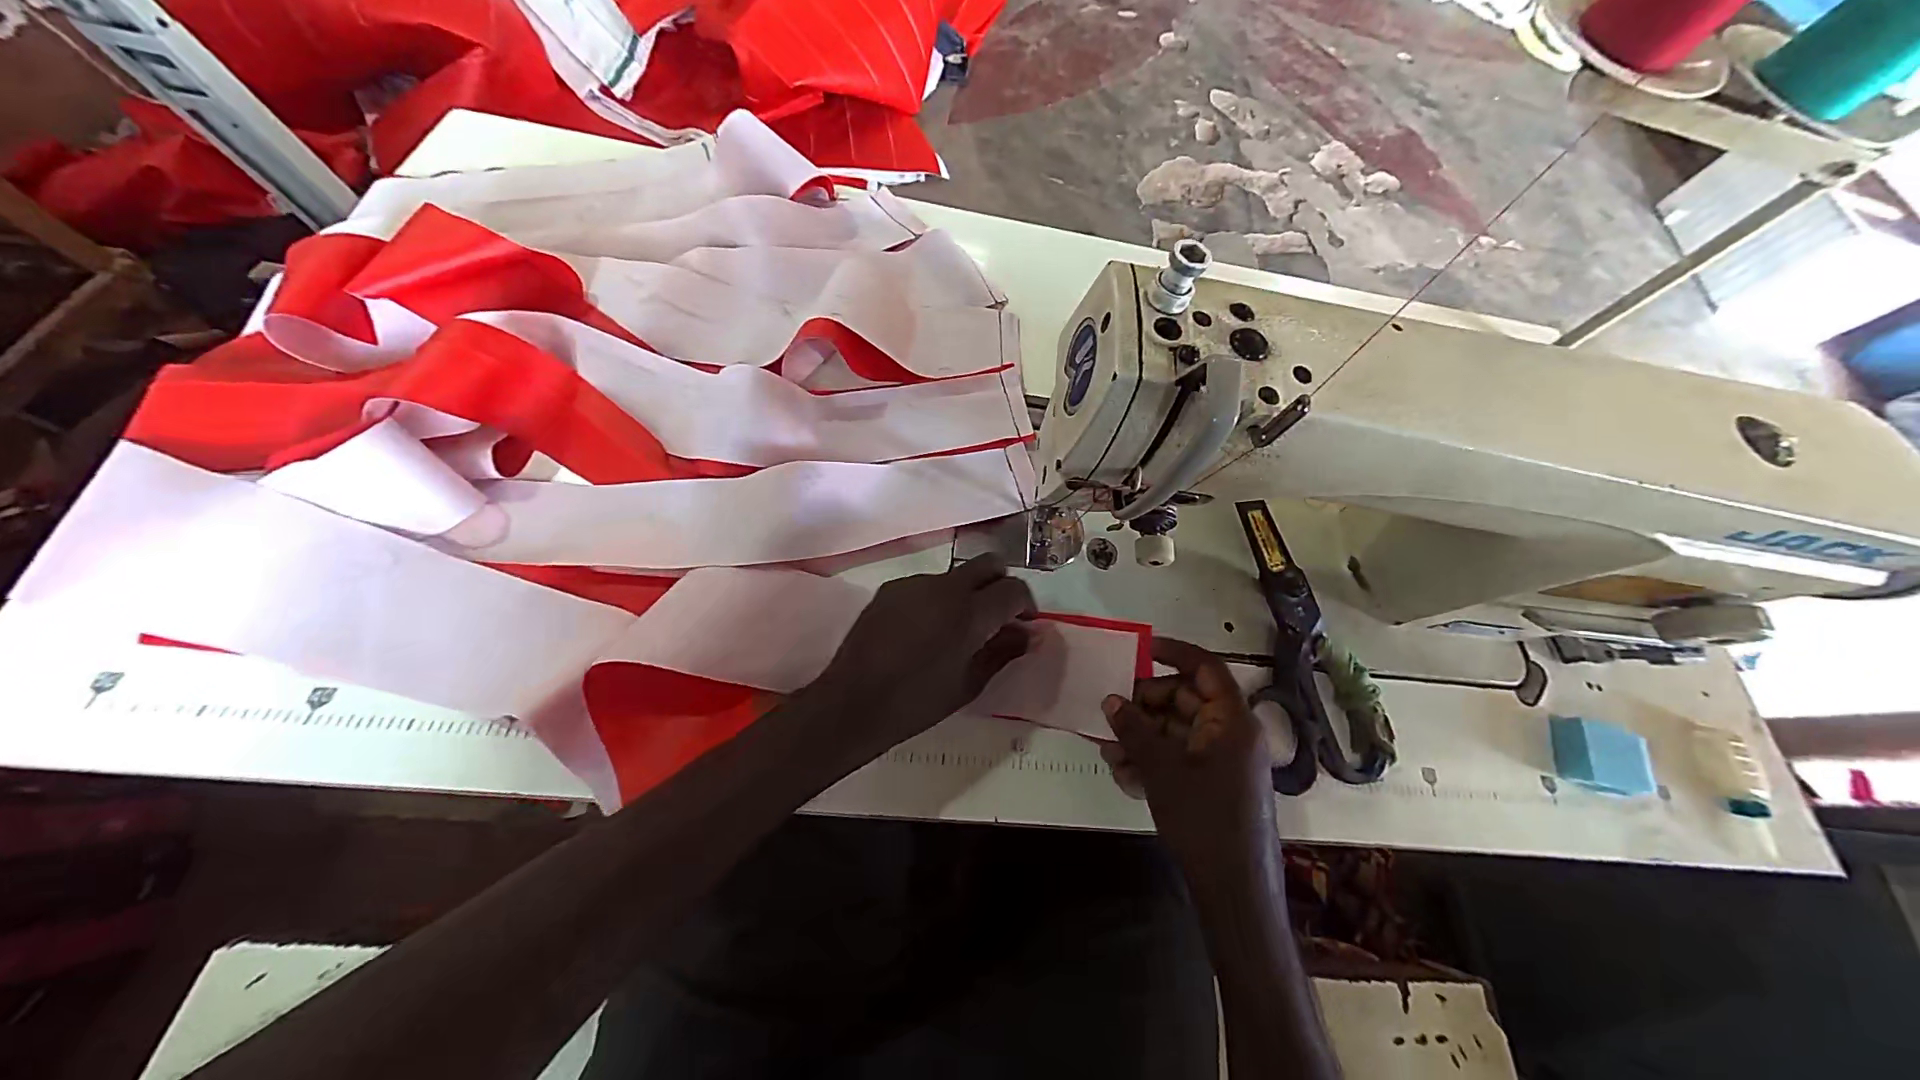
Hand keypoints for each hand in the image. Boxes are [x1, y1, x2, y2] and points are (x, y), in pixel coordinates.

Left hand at [810, 554, 1036, 764]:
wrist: (853, 702)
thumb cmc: (917, 702)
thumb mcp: (969, 683)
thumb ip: (1003, 652)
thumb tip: (1028, 633)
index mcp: (970, 612)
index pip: (1014, 590)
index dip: (1026, 605)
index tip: (1024, 624)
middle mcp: (945, 587)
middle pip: (988, 564)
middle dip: (1001, 584)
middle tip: (999, 616)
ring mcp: (914, 583)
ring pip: (956, 574)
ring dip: (967, 592)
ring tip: (957, 628)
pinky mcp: (890, 588)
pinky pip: (927, 584)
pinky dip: (938, 598)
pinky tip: (925, 630)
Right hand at [1100, 638, 1274, 882]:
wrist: (1234, 888)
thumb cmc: (1203, 819)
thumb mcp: (1161, 769)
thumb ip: (1134, 729)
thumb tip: (1111, 699)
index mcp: (1232, 721)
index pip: (1207, 668)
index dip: (1175, 653)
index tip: (1141, 649)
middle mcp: (1232, 734)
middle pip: (1186, 700)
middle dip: (1145, 706)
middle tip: (1112, 714)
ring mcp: (1225, 762)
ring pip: (1178, 732)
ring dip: (1142, 737)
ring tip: (1110, 753)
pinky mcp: (1214, 786)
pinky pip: (1181, 759)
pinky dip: (1154, 761)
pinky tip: (1124, 776)